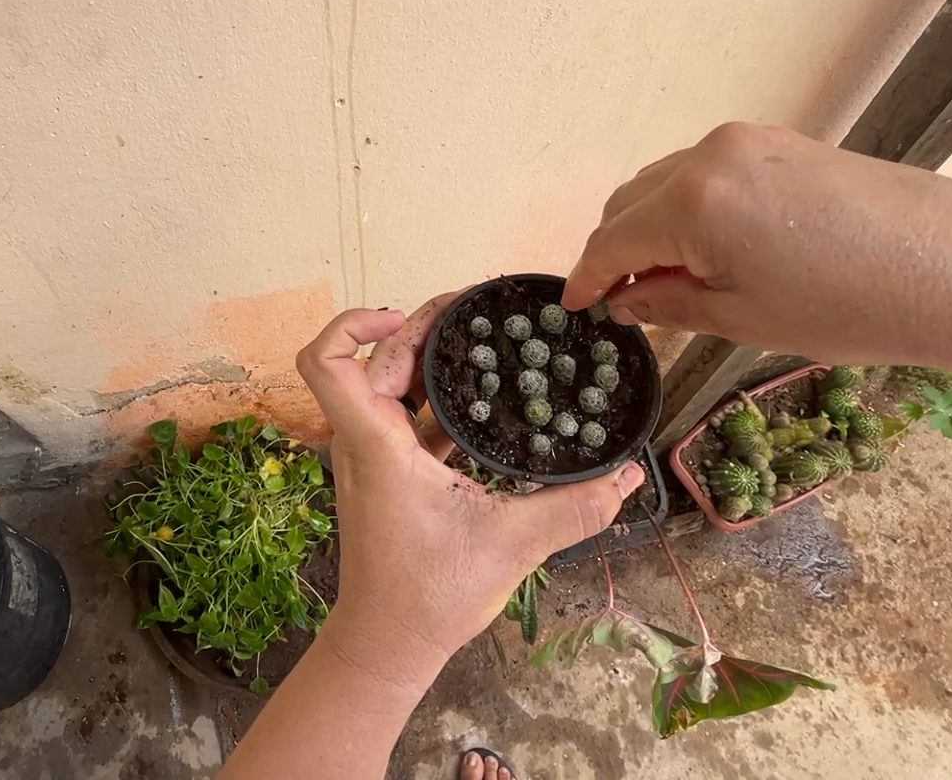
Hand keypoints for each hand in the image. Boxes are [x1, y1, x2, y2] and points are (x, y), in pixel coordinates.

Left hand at [295, 299, 643, 686]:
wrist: (387, 641)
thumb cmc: (428, 595)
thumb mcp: (510, 545)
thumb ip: (572, 508)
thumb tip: (624, 476)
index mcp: (374, 442)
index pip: (327, 361)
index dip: (351, 324)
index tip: (399, 317)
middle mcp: (363, 439)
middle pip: (373, 360)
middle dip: (416, 326)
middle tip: (469, 310)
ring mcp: (372, 454)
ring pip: (389, 385)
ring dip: (425, 360)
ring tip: (477, 341)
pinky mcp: (387, 470)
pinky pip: (404, 416)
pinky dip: (433, 398)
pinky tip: (478, 398)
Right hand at [559, 122, 951, 371]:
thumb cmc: (851, 308)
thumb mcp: (742, 318)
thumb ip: (667, 303)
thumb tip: (625, 301)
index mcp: (691, 202)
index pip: (612, 242)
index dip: (586, 278)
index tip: (571, 306)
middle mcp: (706, 156)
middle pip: (627, 204)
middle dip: (614, 252)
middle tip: (622, 298)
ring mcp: (744, 141)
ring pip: (659, 184)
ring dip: (648, 227)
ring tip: (667, 275)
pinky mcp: (778, 141)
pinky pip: (700, 173)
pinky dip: (684, 208)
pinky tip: (705, 244)